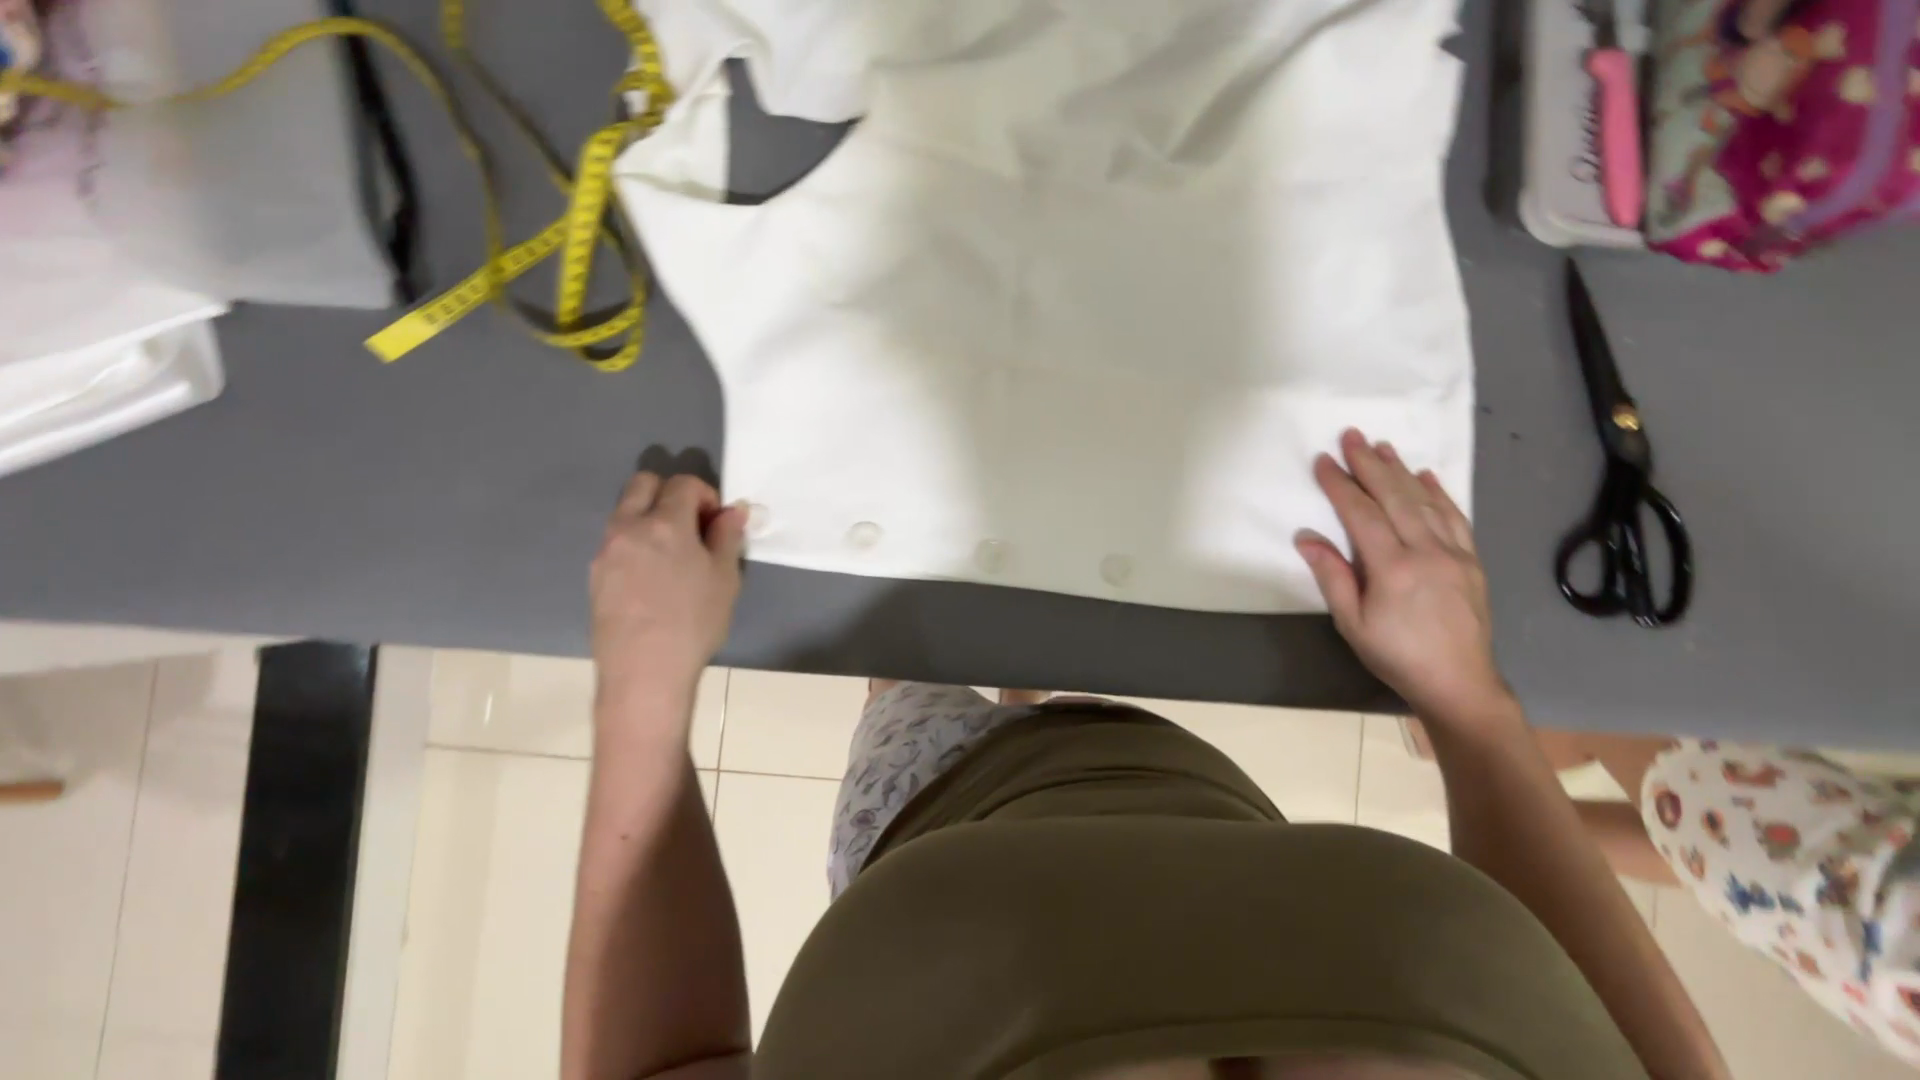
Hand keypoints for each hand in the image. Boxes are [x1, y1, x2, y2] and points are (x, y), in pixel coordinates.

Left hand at [590, 472, 746, 702]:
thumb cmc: (694, 622)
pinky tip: (652, 577)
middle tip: (690, 525)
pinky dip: (635, 542)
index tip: (716, 522)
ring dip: (649, 517)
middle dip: (669, 494)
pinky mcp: (595, 573)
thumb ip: (727, 536)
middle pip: (643, 484)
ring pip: (625, 511)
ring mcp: (606, 549)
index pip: (682, 484)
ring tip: (672, 554)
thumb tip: (732, 511)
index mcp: (665, 522)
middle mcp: (628, 526)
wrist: (644, 670)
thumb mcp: (725, 578)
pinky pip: (616, 541)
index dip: (705, 495)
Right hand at [1296, 429, 1515, 725]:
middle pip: (1395, 497)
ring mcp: (1454, 553)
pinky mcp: (1471, 561)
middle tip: (1352, 435)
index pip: (1362, 514)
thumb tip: (1307, 538)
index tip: (1324, 461)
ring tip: (1383, 446)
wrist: (1459, 683)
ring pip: (1425, 501)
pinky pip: (1455, 518)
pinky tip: (1427, 476)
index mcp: (1393, 567)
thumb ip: (1332, 576)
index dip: (1340, 485)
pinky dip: (1440, 494)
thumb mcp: (1352, 623)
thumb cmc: (1396, 656)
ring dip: (1402, 471)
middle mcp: (1426, 551)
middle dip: (1370, 464)